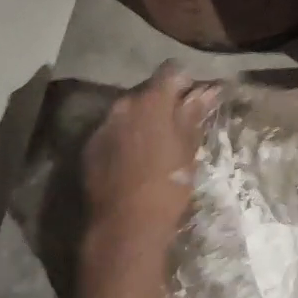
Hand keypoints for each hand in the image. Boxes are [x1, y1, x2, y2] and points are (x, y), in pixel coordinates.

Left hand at [80, 63, 216, 276]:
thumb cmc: (167, 186)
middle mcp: (122, 105)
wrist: (125, 225)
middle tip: (177, 124)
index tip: (195, 96)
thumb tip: (208, 90)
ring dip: (141, 119)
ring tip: (154, 144)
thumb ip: (194, 115)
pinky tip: (133, 159)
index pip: (171, 71)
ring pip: (127, 111)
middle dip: (162, 102)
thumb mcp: (188, 150)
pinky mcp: (89, 146)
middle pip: (146, 91)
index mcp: (151, 101)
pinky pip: (111, 131)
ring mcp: (102, 125)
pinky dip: (124, 137)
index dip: (186, 81)